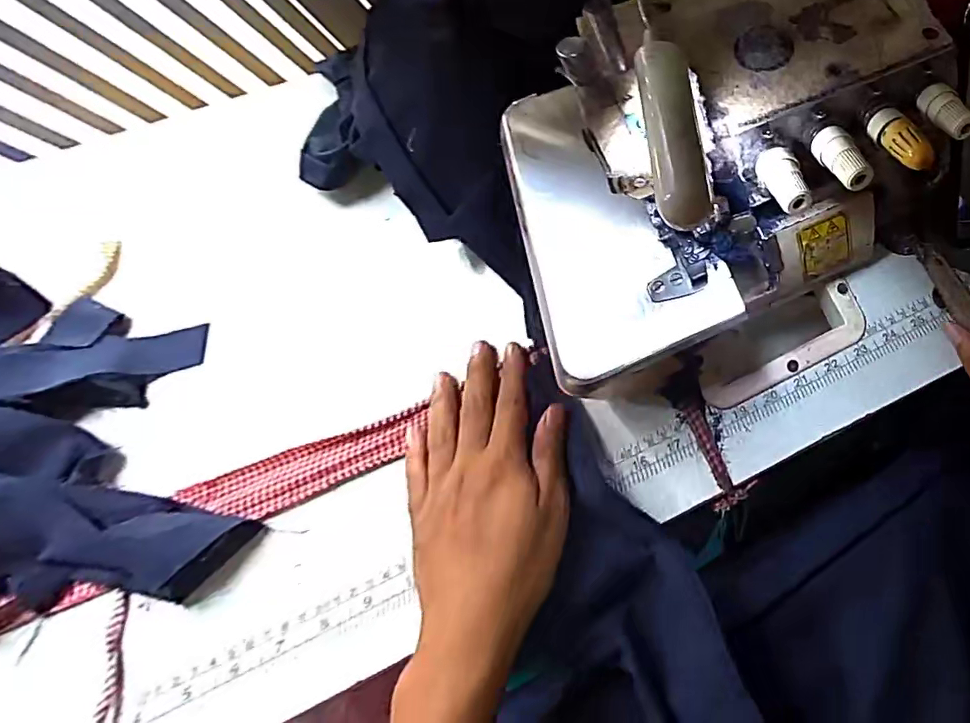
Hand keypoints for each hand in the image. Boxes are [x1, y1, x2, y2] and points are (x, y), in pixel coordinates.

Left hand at [393, 343, 568, 722]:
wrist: (470, 622)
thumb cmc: (523, 566)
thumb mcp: (553, 510)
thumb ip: (549, 457)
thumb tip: (551, 413)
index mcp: (503, 464)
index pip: (509, 406)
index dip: (512, 374)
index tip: (513, 349)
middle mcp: (467, 468)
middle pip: (473, 410)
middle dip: (479, 374)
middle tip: (478, 346)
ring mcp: (439, 489)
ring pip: (440, 432)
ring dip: (443, 400)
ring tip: (443, 374)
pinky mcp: (421, 513)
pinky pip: (415, 469)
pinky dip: (415, 444)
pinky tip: (415, 428)